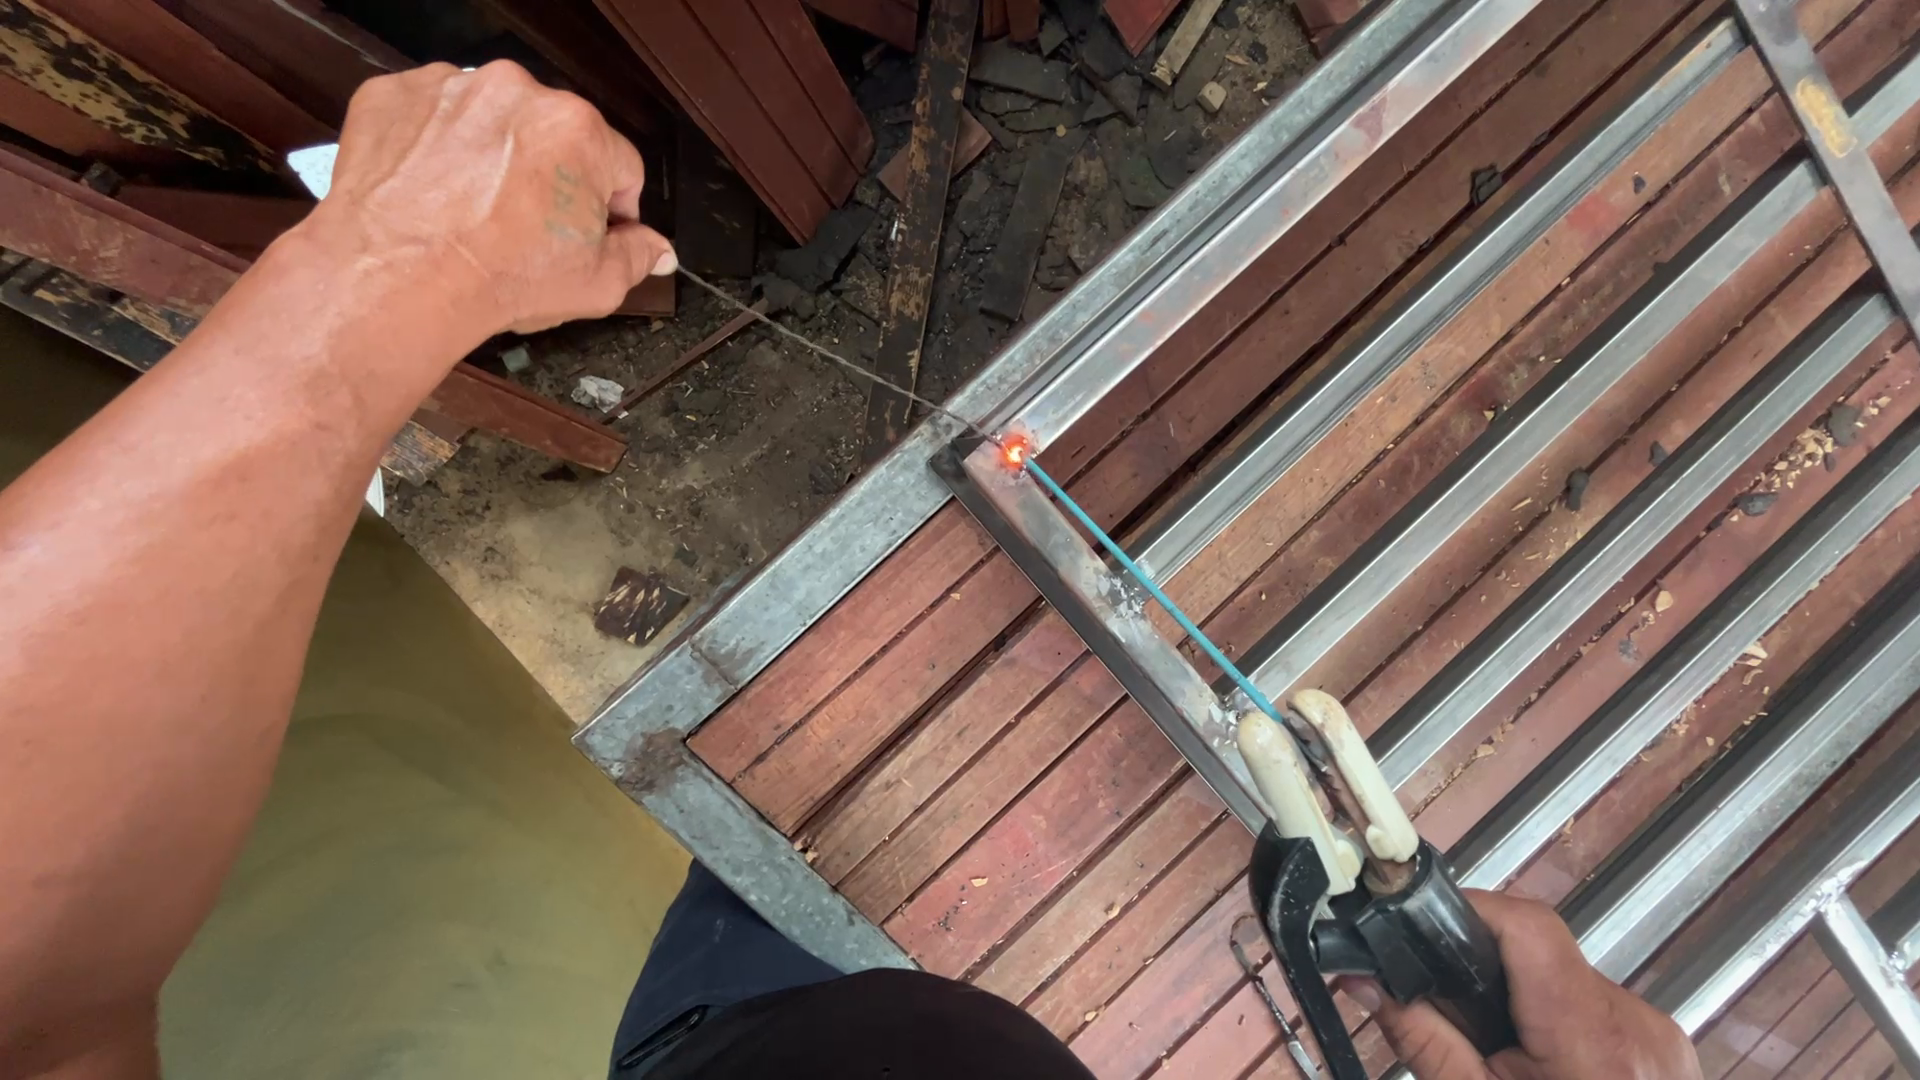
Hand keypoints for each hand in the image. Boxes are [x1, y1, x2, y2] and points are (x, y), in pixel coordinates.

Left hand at [297, 61, 675, 341]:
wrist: (402, 274)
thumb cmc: (505, 276)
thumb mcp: (600, 283)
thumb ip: (639, 256)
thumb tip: (659, 249)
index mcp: (581, 132)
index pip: (623, 165)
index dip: (616, 207)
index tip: (594, 234)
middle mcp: (519, 92)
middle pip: (561, 136)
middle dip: (558, 177)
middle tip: (538, 228)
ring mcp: (453, 87)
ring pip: (501, 122)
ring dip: (504, 158)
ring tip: (487, 212)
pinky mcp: (397, 94)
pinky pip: (440, 116)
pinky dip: (447, 148)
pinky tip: (447, 194)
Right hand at [1348, 891, 1701, 1079]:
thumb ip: (1419, 1037)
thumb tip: (1360, 977)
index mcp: (1591, 1040)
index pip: (1526, 923)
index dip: (1470, 910)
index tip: (1429, 931)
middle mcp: (1635, 1025)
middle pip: (1536, 943)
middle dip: (1483, 961)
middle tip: (1454, 1009)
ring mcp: (1657, 1036)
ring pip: (1559, 968)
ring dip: (1517, 989)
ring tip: (1501, 1046)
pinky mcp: (1660, 1045)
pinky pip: (1588, 997)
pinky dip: (1550, 1013)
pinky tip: (1539, 1057)